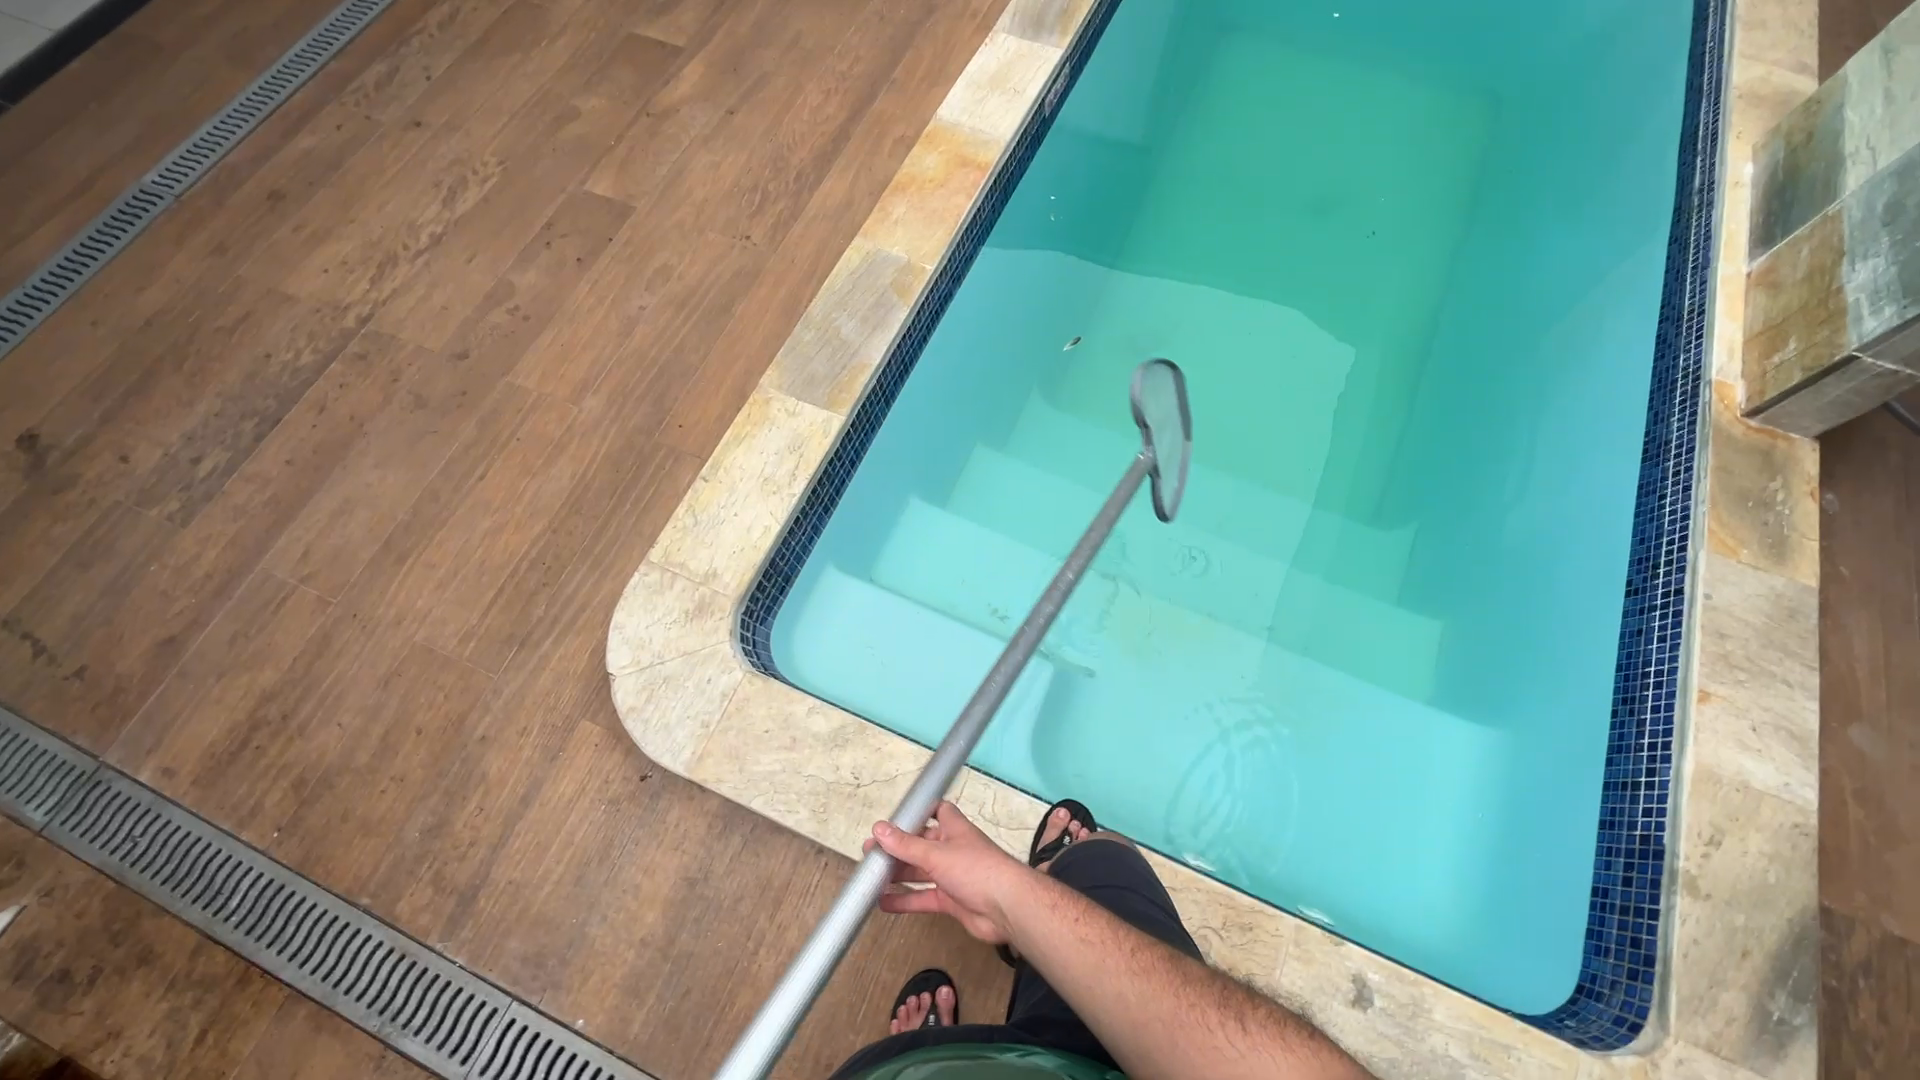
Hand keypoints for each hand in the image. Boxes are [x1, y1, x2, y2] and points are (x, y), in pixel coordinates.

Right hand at [866, 800, 1038, 944]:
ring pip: (920, 872)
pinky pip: (923, 898)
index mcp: (954, 829)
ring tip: (870, 876)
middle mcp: (952, 849)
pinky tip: (883, 903)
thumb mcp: (936, 853)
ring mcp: (952, 876)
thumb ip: (906, 845)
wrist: (1006, 908)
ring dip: (898, 874)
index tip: (894, 818)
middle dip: (898, 848)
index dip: (919, 812)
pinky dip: (905, 900)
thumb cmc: (975, 869)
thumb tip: (879, 828)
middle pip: (921, 845)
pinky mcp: (951, 900)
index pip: (937, 811)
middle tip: (870, 853)